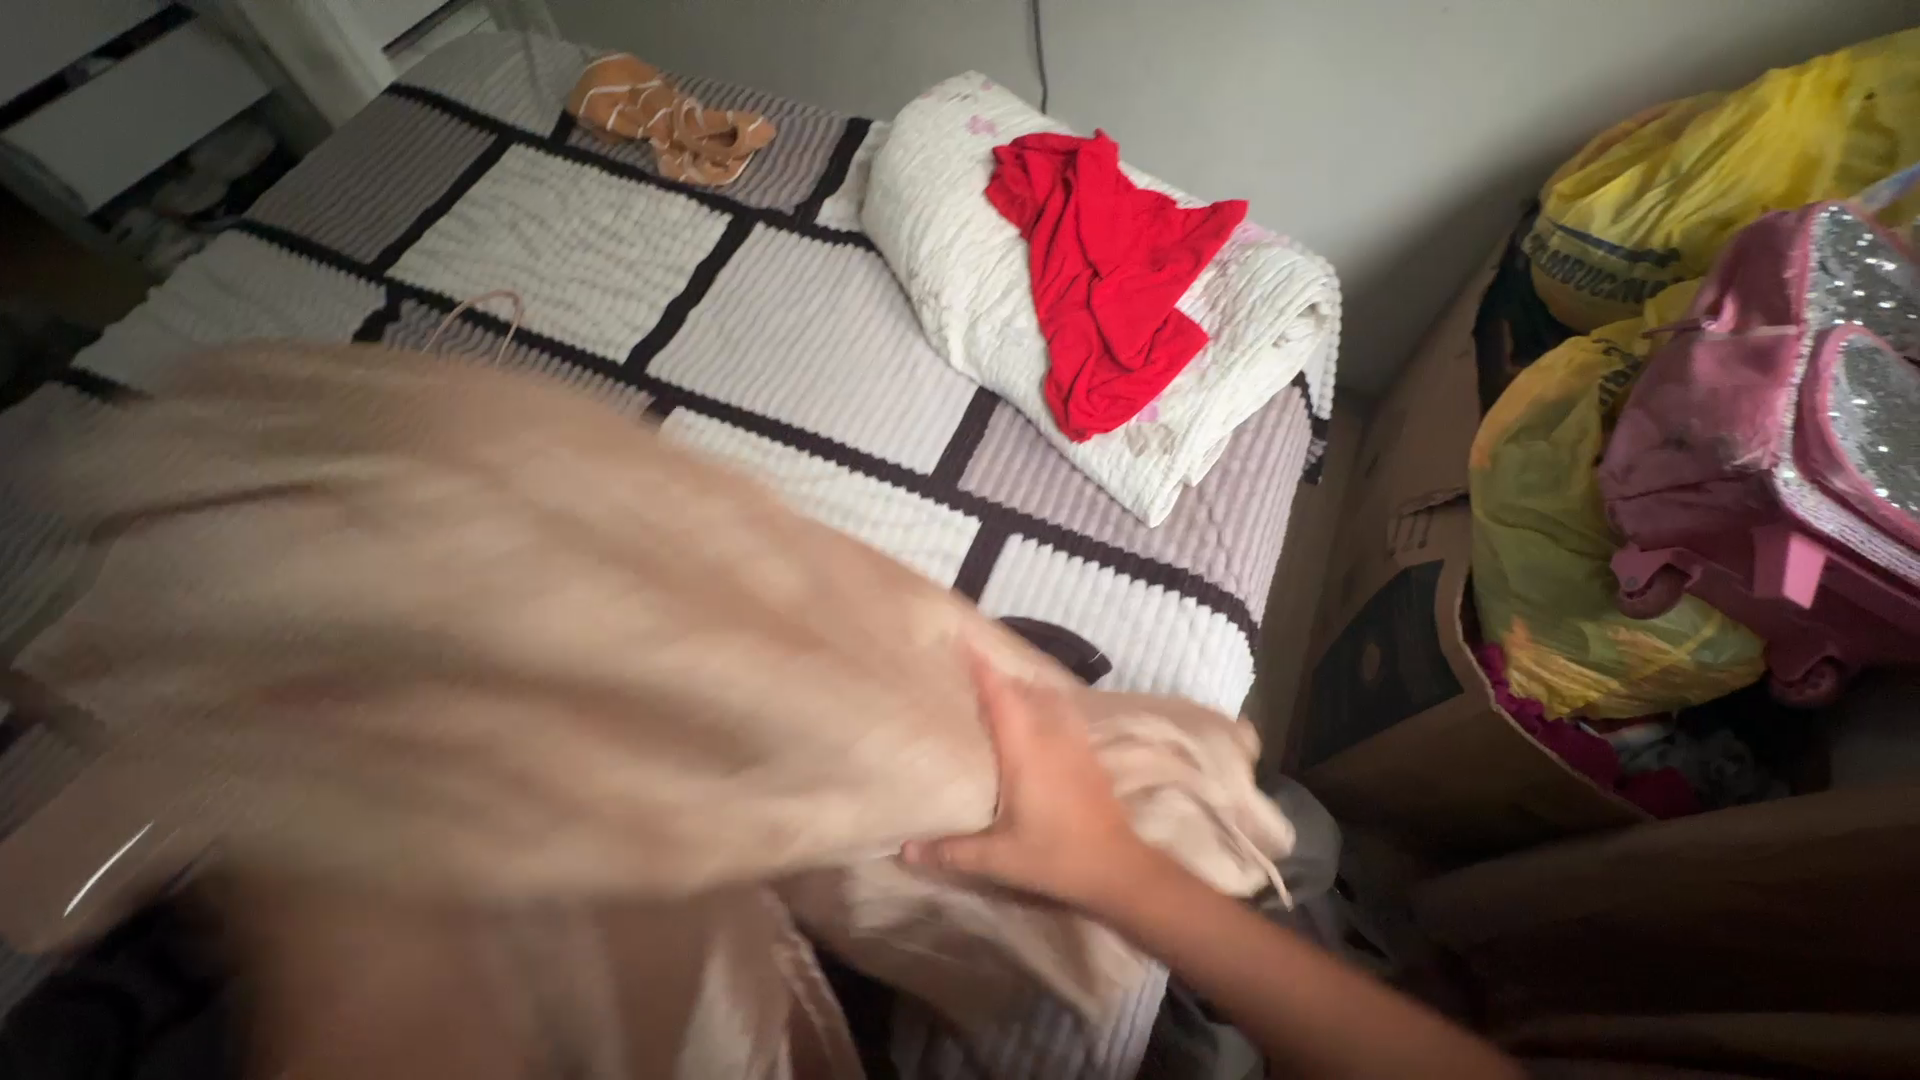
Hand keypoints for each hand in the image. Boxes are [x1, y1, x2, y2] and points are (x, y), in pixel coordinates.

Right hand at [900, 650, 1159, 909]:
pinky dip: (1045, 702)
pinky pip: (1063, 712)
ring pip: (1047, 698)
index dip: (981, 667)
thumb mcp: (999, 858)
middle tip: (968, 668)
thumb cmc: (1055, 855)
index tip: (963, 639)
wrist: (1117, 867)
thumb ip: (951, 852)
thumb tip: (903, 851)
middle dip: (997, 674)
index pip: (1000, 696)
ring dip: (1023, 687)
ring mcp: (1074, 742)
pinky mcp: (1088, 754)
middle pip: (1022, 689)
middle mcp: (1051, 735)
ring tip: (1000, 688)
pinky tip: (1037, 716)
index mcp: (1025, 749)